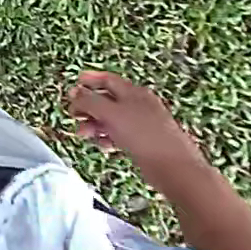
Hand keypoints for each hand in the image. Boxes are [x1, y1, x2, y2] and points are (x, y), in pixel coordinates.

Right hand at [67, 70, 209, 189]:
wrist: (176, 170)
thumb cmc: (146, 137)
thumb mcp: (112, 115)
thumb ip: (91, 102)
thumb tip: (74, 92)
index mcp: (134, 92)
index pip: (108, 79)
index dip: (90, 80)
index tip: (75, 82)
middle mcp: (139, 104)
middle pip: (108, 99)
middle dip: (89, 106)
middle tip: (73, 114)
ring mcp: (143, 124)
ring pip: (113, 118)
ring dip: (95, 124)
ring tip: (82, 134)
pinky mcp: (145, 142)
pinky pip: (121, 134)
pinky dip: (108, 137)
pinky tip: (102, 146)